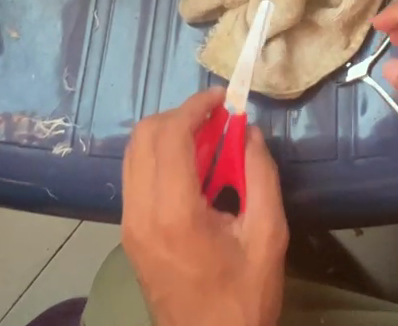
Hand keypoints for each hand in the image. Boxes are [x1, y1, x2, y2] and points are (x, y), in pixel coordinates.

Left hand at [121, 88, 287, 325]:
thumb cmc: (243, 298)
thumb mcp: (268, 235)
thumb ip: (261, 174)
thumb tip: (248, 132)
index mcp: (175, 213)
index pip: (170, 134)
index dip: (195, 106)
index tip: (223, 99)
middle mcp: (141, 213)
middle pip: (144, 135)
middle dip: (180, 115)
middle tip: (216, 118)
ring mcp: (130, 225)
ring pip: (135, 152)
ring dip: (167, 133)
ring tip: (206, 140)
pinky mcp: (130, 234)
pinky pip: (136, 175)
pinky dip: (159, 156)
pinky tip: (192, 168)